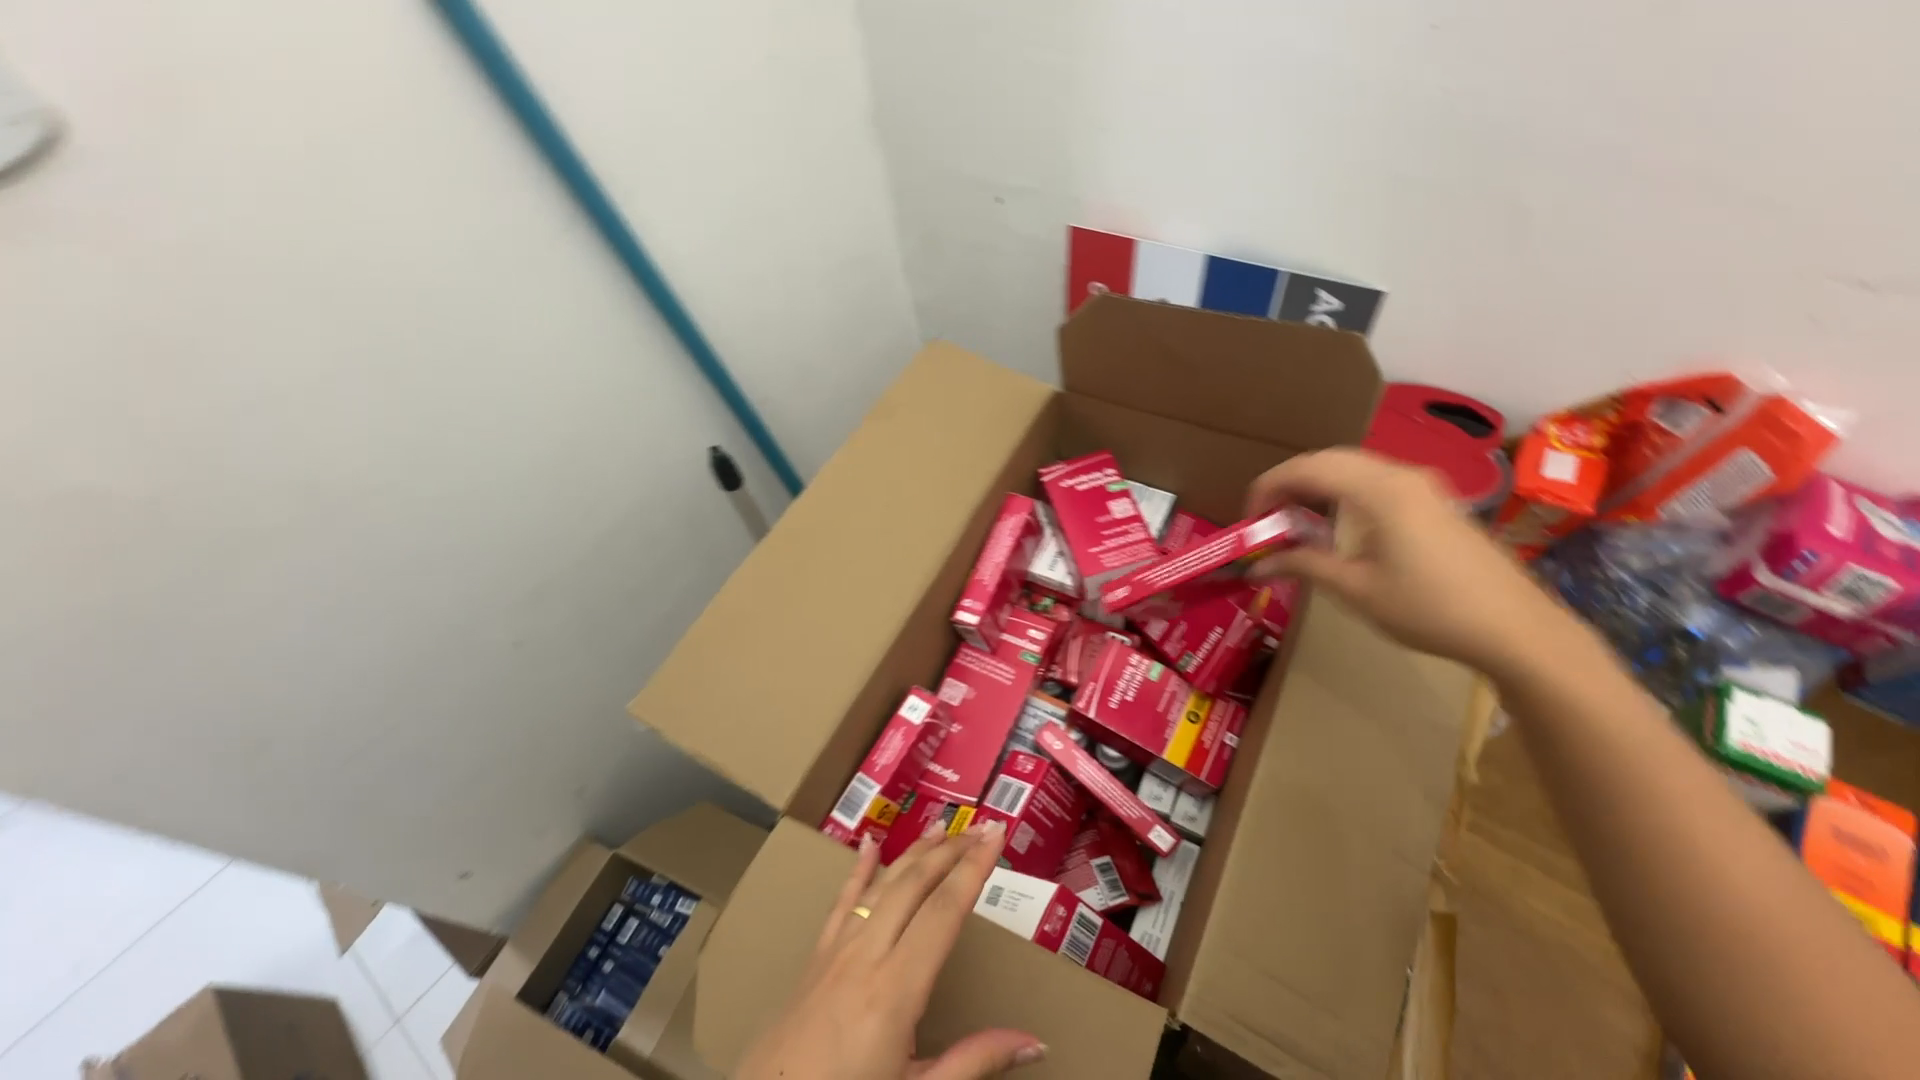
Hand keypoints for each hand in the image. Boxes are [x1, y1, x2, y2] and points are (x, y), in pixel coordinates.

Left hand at [735, 821, 1044, 1079]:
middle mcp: (865, 958)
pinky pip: (841, 904)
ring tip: (941, 827)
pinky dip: (858, 871)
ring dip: (913, 853)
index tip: (996, 836)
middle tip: (983, 827)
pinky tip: (868, 844)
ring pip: (880, 886)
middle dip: (950, 851)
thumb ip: (974, 1061)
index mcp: (895, 990)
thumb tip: (1035, 1041)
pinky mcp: (815, 961)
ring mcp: (835, 954)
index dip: (973, 870)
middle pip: (913, 886)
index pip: (943, 912)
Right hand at [1245, 448, 1560, 673]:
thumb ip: (1304, 566)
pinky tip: (1337, 528)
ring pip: (1354, 468)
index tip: (1248, 520)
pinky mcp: (1435, 502)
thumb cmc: (1430, 609)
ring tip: (1294, 524)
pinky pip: (1376, 481)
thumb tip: (1257, 565)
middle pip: (1329, 460)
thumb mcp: (1357, 590)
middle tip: (1265, 521)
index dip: (1268, 487)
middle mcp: (1400, 475)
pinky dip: (1344, 494)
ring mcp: (1423, 486)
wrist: (1515, 628)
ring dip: (1317, 487)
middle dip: (1289, 484)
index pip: (1307, 468)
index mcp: (1379, 490)